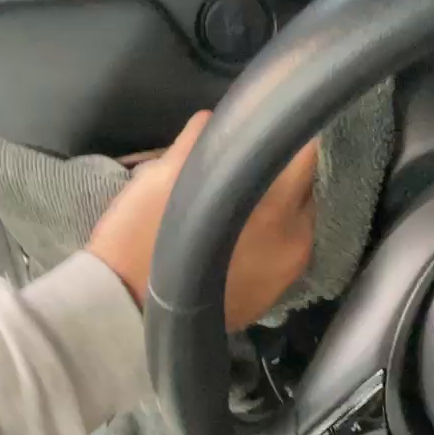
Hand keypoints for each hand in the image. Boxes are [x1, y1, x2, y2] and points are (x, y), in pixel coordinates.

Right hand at [86, 111, 318, 329]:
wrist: (128, 313)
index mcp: (279, 206)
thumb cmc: (142, 240)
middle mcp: (296, 241)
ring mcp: (288, 274)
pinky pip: (282, 251)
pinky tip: (238, 235)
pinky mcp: (274, 296)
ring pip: (295, 221)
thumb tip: (219, 121)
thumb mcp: (164, 174)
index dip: (285, 132)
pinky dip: (269, 237)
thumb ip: (202, 140)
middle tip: (246, 163)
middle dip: (281, 171)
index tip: (266, 122)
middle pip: (305, 188)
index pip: (306, 153)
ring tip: (239, 202)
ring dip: (277, 206)